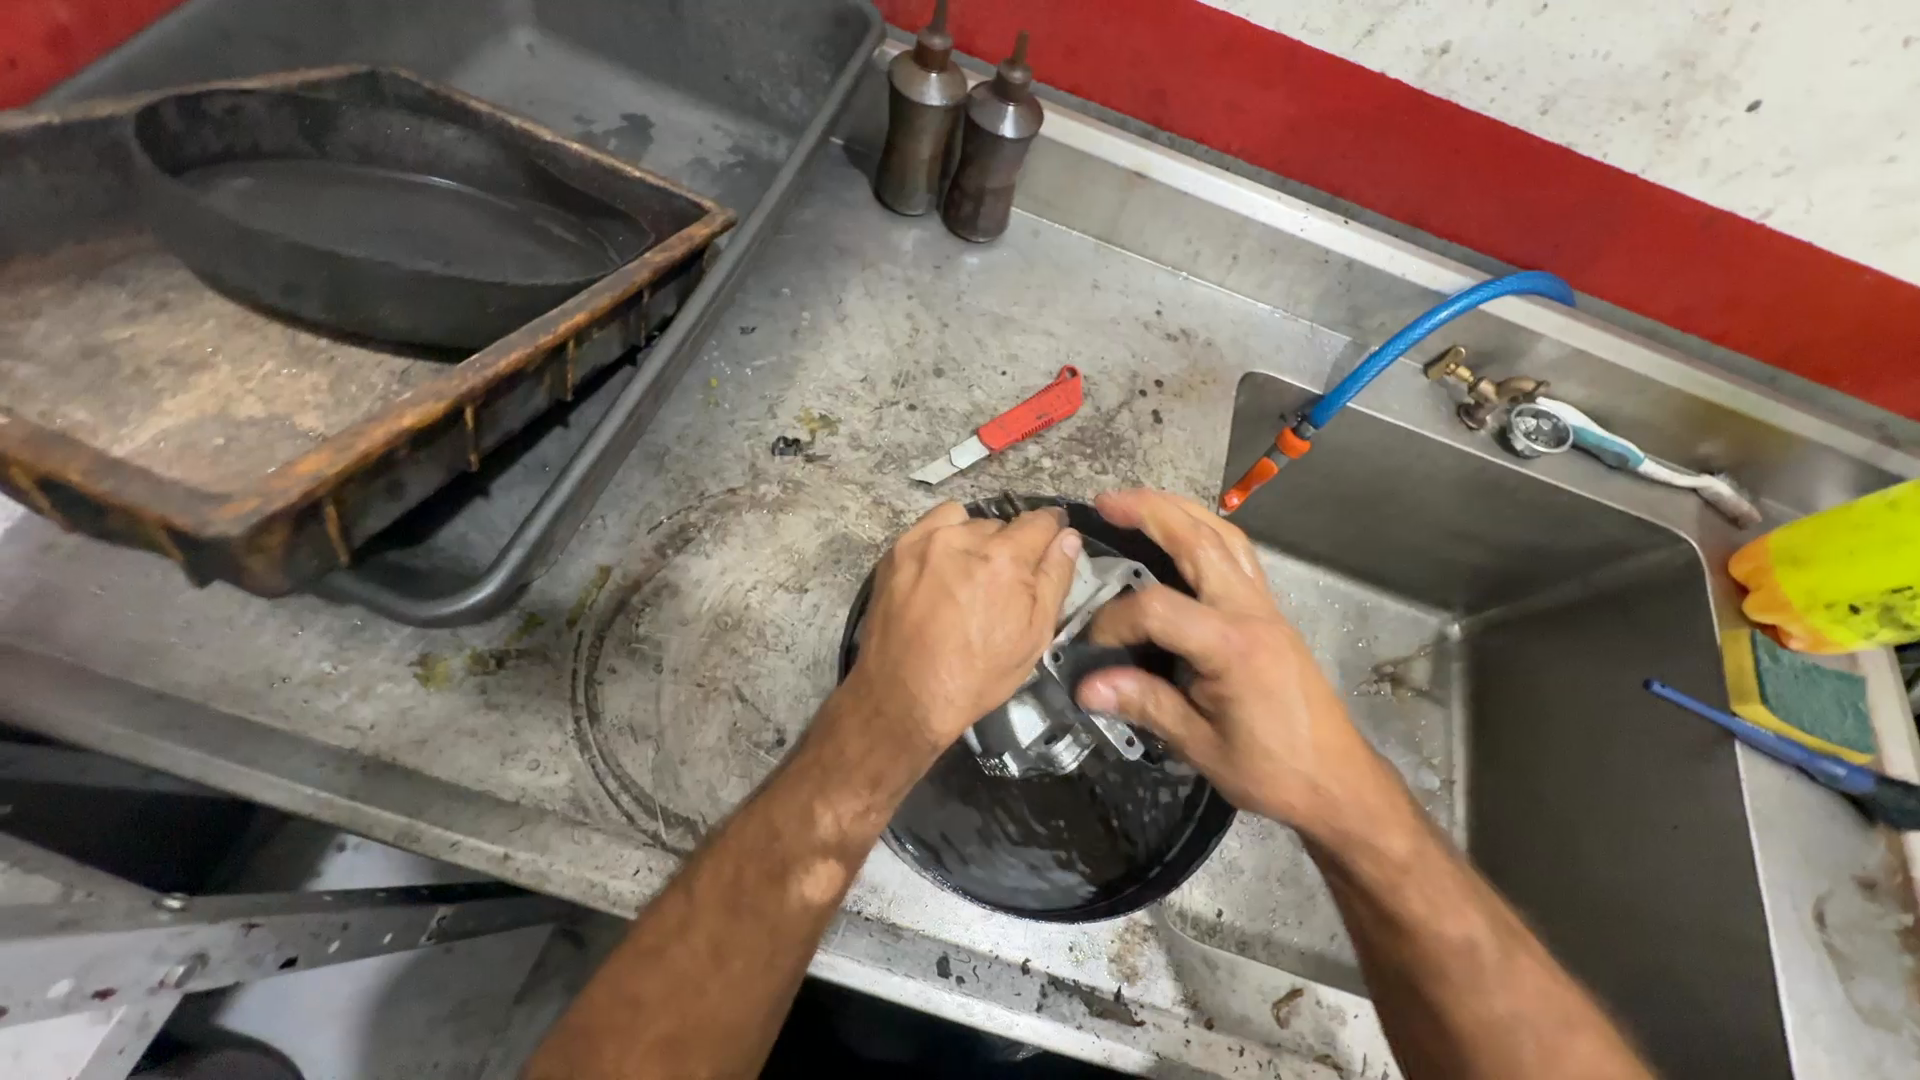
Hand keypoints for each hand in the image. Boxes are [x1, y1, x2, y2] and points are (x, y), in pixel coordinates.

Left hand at [837, 502, 1080, 767]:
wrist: (904, 696)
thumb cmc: (976, 676)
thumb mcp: (1034, 636)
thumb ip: (1055, 579)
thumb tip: (1069, 538)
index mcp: (1004, 560)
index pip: (1040, 521)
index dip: (1052, 531)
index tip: (1052, 541)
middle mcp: (963, 539)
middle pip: (1002, 525)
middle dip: (1009, 547)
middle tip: (1002, 583)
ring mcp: (925, 541)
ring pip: (966, 521)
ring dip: (974, 540)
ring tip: (968, 575)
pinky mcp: (897, 550)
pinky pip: (931, 526)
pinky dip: (942, 539)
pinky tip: (941, 571)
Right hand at [1074, 490, 1399, 841]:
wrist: (1339, 783)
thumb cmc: (1273, 771)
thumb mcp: (1201, 745)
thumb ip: (1145, 705)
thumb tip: (1086, 686)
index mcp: (1232, 646)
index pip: (1158, 608)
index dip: (1115, 621)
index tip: (1092, 646)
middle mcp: (1252, 612)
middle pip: (1200, 540)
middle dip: (1150, 512)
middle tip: (1106, 502)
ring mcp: (1267, 608)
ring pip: (1225, 537)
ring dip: (1181, 512)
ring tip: (1140, 504)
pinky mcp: (1272, 615)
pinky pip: (1239, 556)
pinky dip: (1207, 534)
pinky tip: (1184, 539)